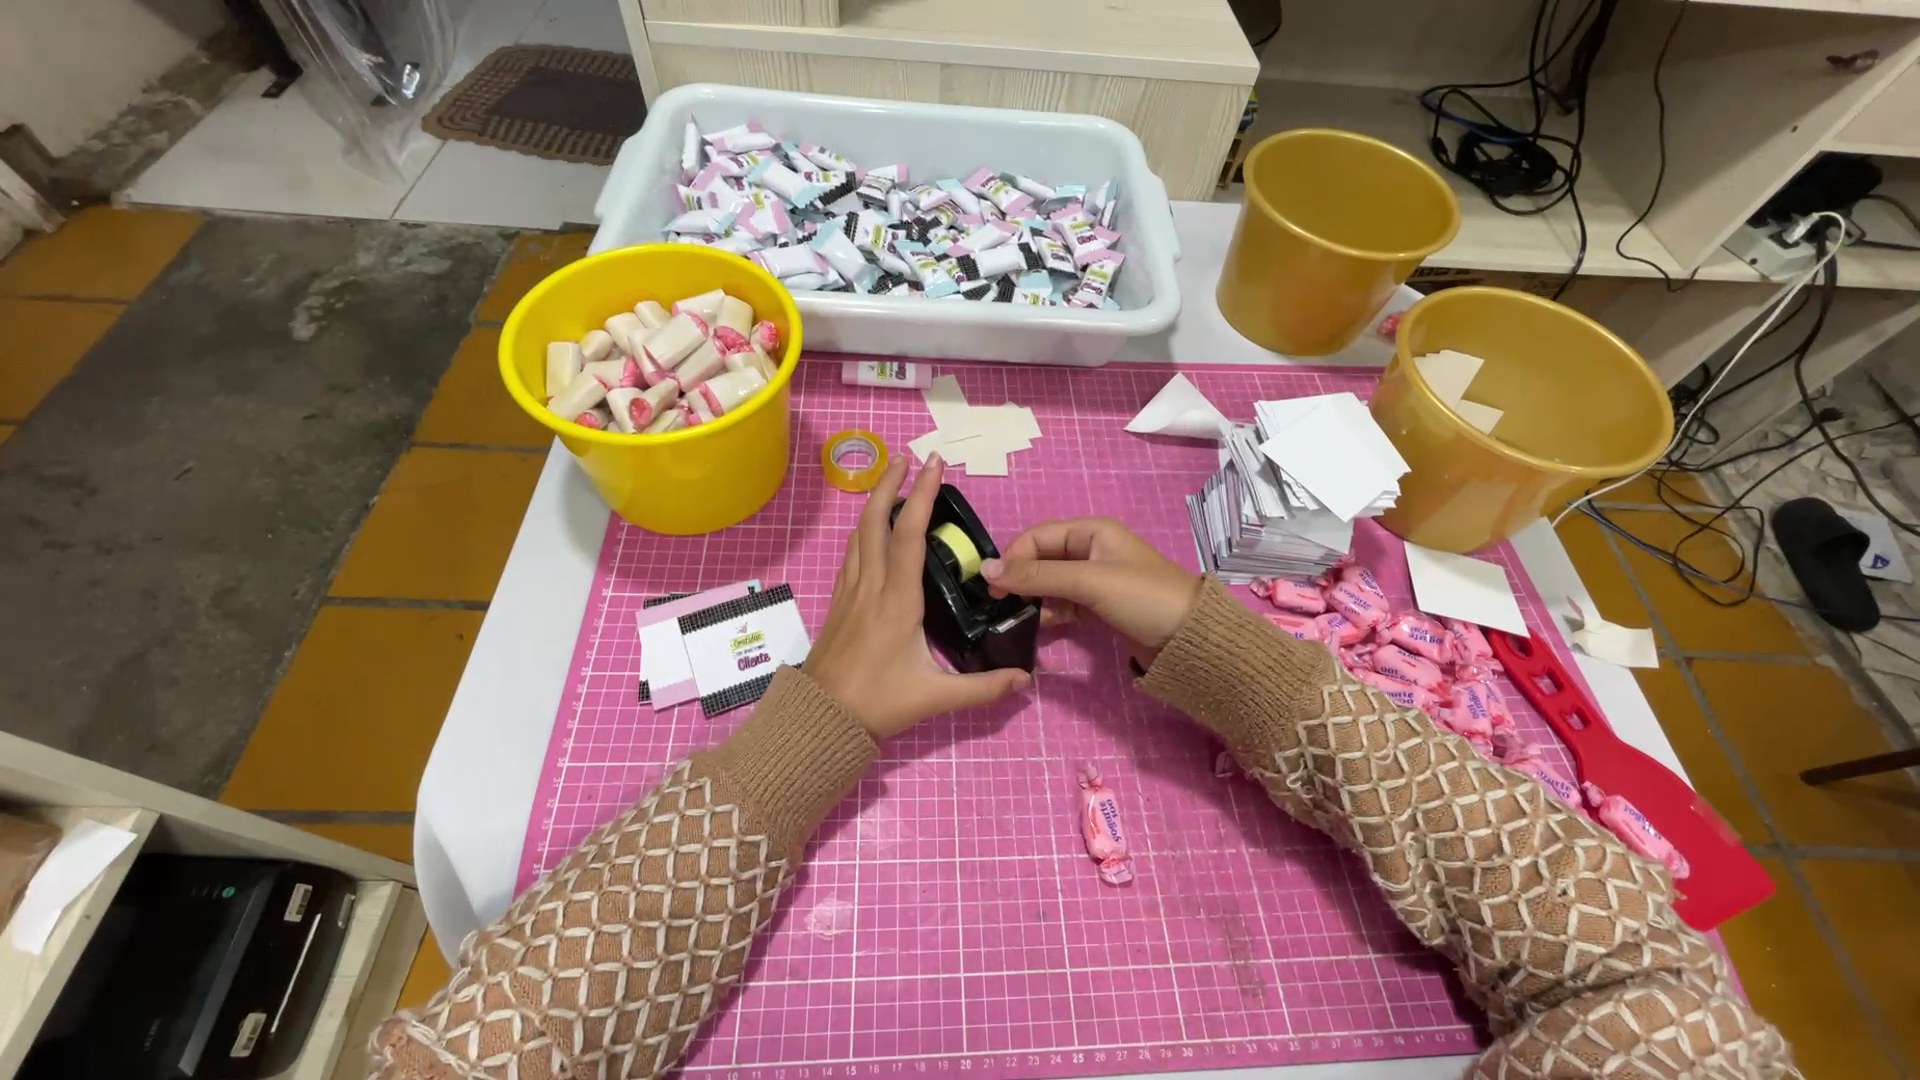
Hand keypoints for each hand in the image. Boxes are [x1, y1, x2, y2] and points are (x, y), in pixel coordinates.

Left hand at [806, 455, 1032, 738]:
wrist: (820, 719)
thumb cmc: (877, 703)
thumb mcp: (935, 697)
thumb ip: (983, 688)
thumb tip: (1025, 680)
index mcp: (897, 600)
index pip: (909, 534)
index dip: (923, 495)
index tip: (934, 465)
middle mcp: (870, 586)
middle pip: (875, 521)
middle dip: (890, 484)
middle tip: (906, 458)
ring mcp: (849, 592)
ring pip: (858, 535)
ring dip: (875, 503)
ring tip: (892, 484)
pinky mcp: (838, 603)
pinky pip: (851, 554)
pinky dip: (864, 531)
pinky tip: (871, 532)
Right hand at [980, 518, 1201, 664]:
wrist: (1191, 639)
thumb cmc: (1142, 598)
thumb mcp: (1088, 581)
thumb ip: (1037, 576)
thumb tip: (986, 568)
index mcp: (1092, 531)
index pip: (1038, 536)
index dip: (1013, 557)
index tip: (992, 584)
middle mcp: (1091, 550)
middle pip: (1041, 559)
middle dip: (1019, 578)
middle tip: (996, 602)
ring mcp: (1094, 580)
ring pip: (1049, 583)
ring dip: (1031, 596)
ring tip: (1011, 615)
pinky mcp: (1098, 606)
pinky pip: (1062, 603)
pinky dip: (1048, 612)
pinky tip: (1035, 624)